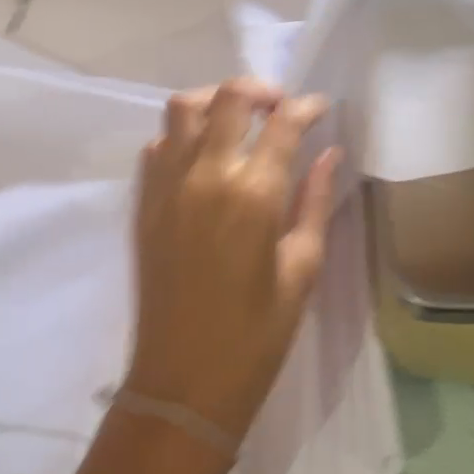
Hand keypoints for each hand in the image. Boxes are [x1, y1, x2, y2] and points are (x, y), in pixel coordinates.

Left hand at [124, 78, 340, 443]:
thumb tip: (329, 154)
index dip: (306, 107)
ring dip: (214, 101)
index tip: (319, 109)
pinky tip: (202, 156)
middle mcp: (205, 175)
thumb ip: (314, 203)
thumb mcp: (301, 271)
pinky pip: (157, 145)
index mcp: (253, 194)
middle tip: (280, 107)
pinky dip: (181, 135)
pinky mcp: (143, 202)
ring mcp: (167, 185)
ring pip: (182, 108)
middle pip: (229, 97)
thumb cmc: (256, 335)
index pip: (282, 123)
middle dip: (261, 90)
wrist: (182, 383)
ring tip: (238, 121)